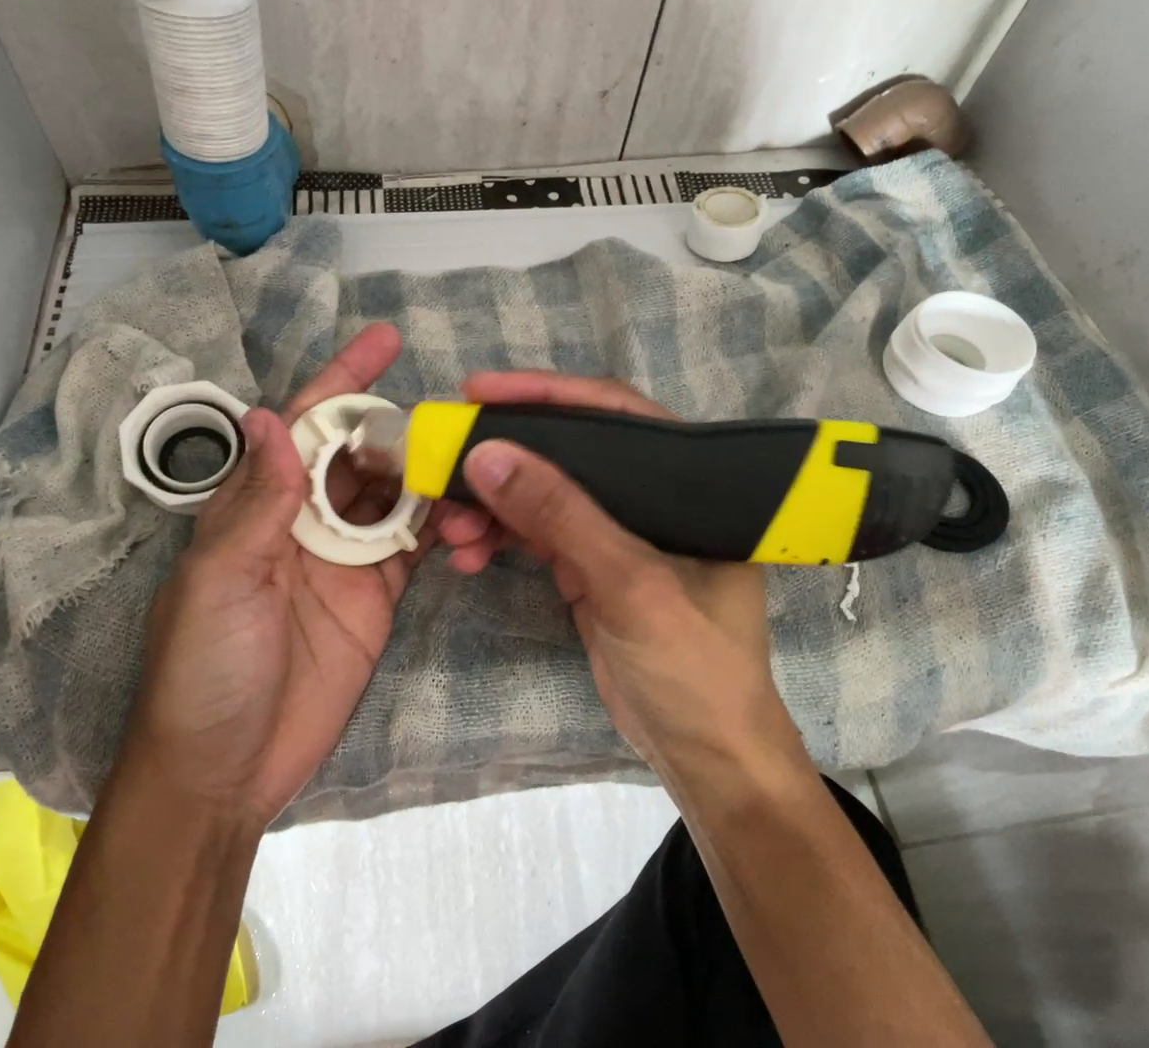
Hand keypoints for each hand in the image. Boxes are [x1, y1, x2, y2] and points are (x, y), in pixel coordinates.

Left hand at [124, 323, 432, 829]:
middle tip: (455, 416)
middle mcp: (299, 524)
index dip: (340, 382)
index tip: (384, 340)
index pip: (302, 429)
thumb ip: (257, 504)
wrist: (226, 768)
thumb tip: (275, 416)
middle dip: (400, 427)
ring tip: (472, 462)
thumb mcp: (220, 581)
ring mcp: (341, 562)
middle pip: (356, 456)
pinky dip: (439, 528)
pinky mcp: (374, 600)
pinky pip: (411, 549)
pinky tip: (469, 514)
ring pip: (392, 497)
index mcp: (253, 508)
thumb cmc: (205, 670)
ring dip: (428, 476)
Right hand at [433, 372, 809, 784]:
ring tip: (451, 528)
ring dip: (495, 506)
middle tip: (443, 460)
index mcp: (687, 483)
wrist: (706, 755)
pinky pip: (538, 537)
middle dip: (505, 458)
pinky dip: (502, 540)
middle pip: (569, 453)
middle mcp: (652, 498)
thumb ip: (563, 517)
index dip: (545, 395)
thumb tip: (487, 454)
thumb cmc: (695, 667)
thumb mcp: (631, 585)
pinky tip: (469, 553)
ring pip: (546, 497)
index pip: (613, 414)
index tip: (477, 393)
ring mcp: (619, 536)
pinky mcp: (593, 571)